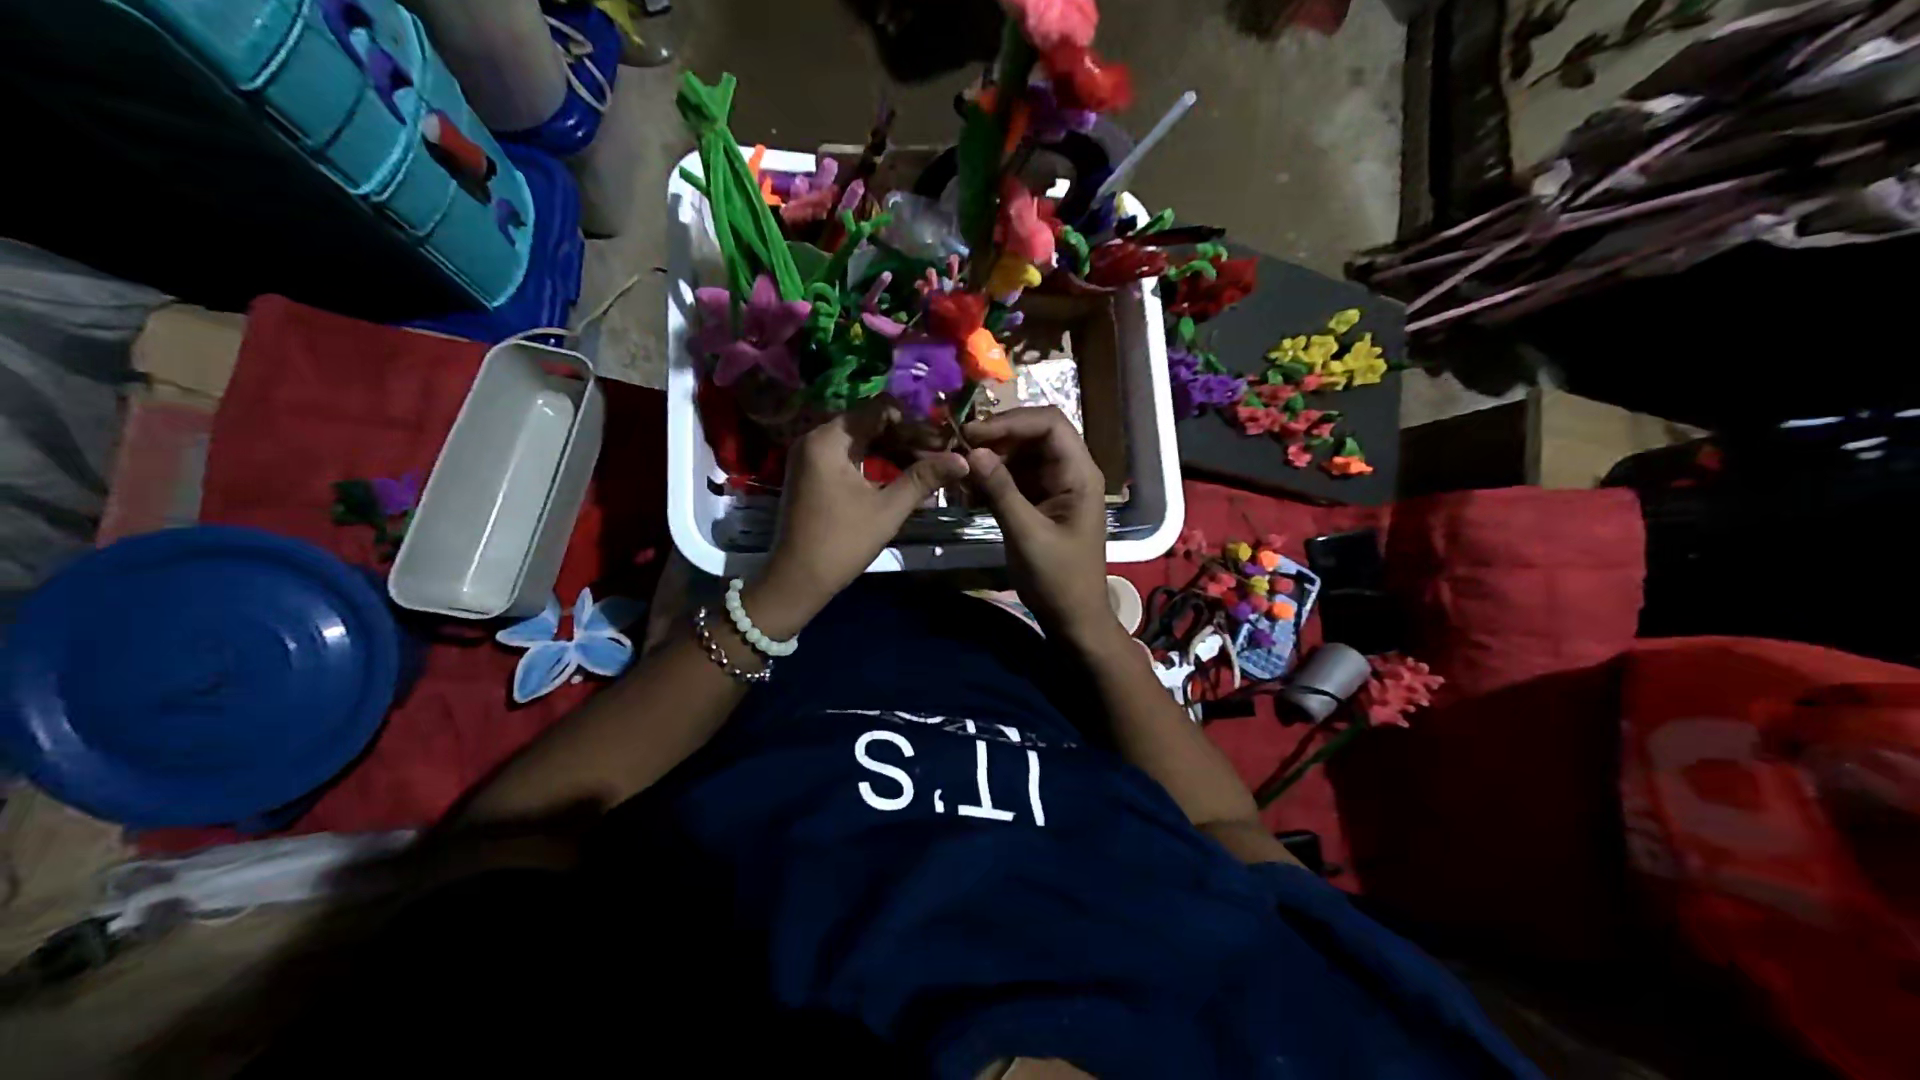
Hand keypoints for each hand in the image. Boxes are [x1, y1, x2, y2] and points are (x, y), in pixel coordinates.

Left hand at [757, 404, 968, 634]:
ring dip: (891, 449)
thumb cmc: (842, 542)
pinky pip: (847, 455)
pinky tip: (899, 474)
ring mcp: (809, 456)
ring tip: (925, 465)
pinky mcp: (811, 473)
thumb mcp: (888, 509)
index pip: (878, 409)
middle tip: (937, 453)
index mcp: (829, 440)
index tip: (939, 440)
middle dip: (905, 436)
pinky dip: (873, 461)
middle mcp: (814, 438)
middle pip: (868, 422)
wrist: (797, 579)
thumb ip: (923, 478)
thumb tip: (963, 459)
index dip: (913, 421)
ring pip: (860, 439)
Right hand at [962, 407, 1113, 647]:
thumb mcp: (1027, 535)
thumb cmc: (1058, 579)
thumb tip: (972, 451)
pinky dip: (993, 476)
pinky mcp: (1041, 500)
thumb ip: (1001, 491)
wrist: (1073, 618)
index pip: (1050, 424)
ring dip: (992, 456)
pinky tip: (970, 487)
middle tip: (959, 447)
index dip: (1011, 421)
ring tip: (961, 468)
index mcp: (1080, 474)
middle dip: (997, 436)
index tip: (972, 434)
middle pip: (1035, 433)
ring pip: (1022, 453)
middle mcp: (1070, 471)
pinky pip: (1016, 475)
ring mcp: (1055, 485)